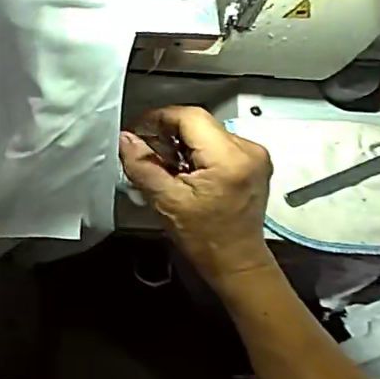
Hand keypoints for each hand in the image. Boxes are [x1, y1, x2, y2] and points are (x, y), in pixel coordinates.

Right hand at [119, 106, 277, 288]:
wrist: (236, 262)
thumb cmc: (205, 239)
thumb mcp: (165, 201)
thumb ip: (142, 165)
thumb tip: (125, 139)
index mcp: (229, 159)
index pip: (189, 117)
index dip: (159, 118)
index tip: (139, 131)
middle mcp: (248, 150)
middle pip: (198, 123)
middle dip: (168, 133)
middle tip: (146, 151)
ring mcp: (254, 155)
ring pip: (206, 131)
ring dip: (181, 142)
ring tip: (164, 165)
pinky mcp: (252, 162)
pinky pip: (217, 143)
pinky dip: (195, 151)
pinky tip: (183, 170)